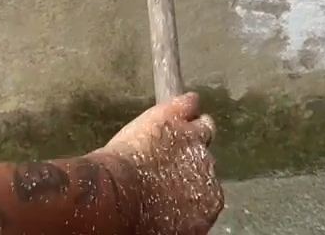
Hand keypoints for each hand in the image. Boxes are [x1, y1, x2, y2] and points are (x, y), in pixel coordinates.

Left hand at [98, 93, 222, 234]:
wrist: (114, 198)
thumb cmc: (135, 221)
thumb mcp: (170, 228)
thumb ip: (185, 215)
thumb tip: (180, 210)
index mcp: (209, 202)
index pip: (210, 187)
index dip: (192, 183)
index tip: (177, 183)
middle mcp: (209, 168)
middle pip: (206, 158)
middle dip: (190, 158)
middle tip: (167, 162)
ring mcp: (194, 138)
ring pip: (204, 127)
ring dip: (190, 130)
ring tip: (170, 134)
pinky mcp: (175, 115)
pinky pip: (191, 102)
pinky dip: (186, 104)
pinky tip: (177, 108)